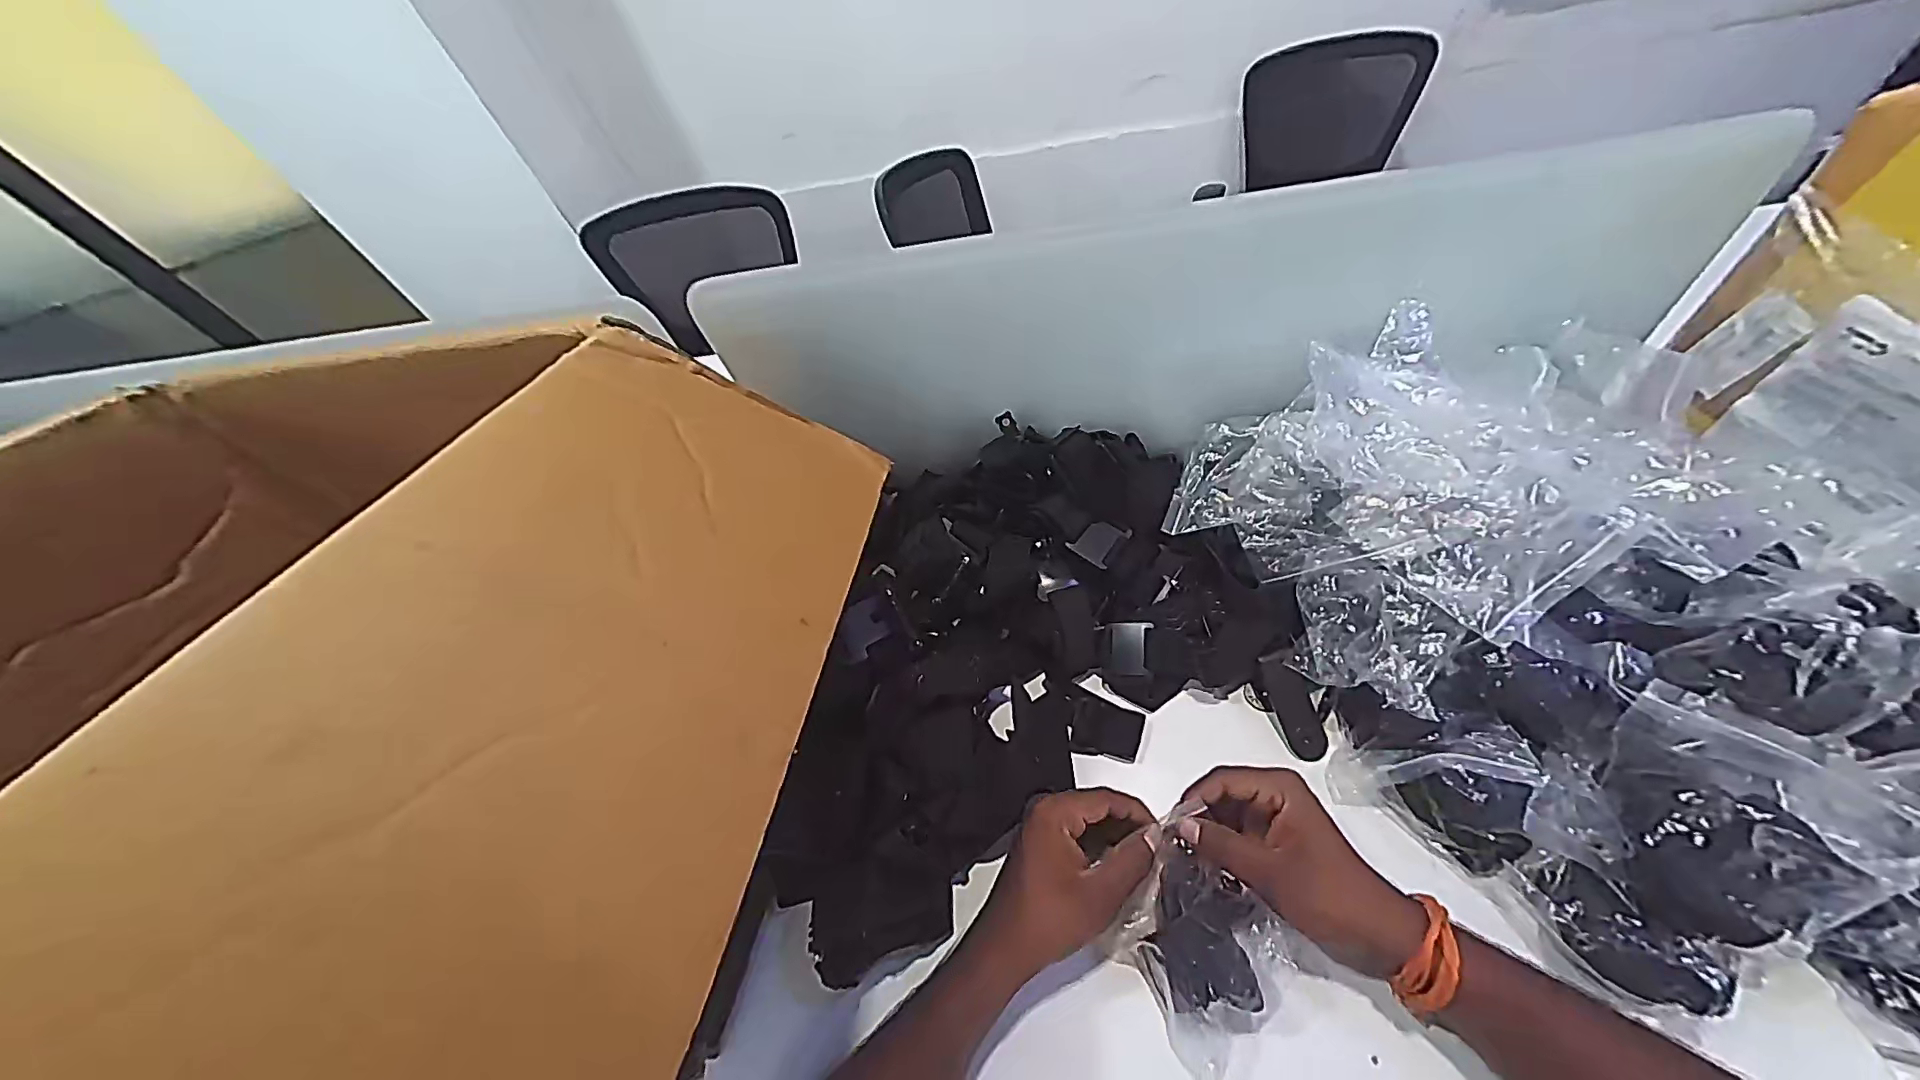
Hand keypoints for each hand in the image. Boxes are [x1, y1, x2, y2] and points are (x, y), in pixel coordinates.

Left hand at [966, 788, 1155, 980]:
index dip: (1139, 814)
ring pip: (1087, 821)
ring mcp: (1038, 827)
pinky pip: (1075, 834)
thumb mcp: (1102, 891)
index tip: (1160, 832)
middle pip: (1096, 807)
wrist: (1007, 947)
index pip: (1107, 798)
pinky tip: (1115, 868)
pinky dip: (1097, 847)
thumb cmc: (1043, 922)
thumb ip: (1133, 858)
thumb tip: (1152, 838)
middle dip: (1128, 827)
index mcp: (1053, 813)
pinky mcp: (1039, 844)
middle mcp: (1043, 812)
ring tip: (1140, 861)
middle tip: (1154, 848)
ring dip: (1114, 838)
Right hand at [1179, 766, 1427, 978]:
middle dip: (1198, 817)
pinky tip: (1209, 867)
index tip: (1172, 824)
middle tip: (1175, 843)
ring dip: (1208, 836)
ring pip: (1226, 817)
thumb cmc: (1333, 897)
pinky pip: (1237, 837)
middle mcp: (1276, 797)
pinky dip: (1222, 849)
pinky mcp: (1275, 844)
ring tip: (1188, 857)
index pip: (1222, 780)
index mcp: (1280, 789)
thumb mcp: (1269, 870)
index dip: (1194, 799)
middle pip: (1222, 795)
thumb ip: (1221, 845)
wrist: (1378, 936)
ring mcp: (1275, 820)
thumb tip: (1182, 827)